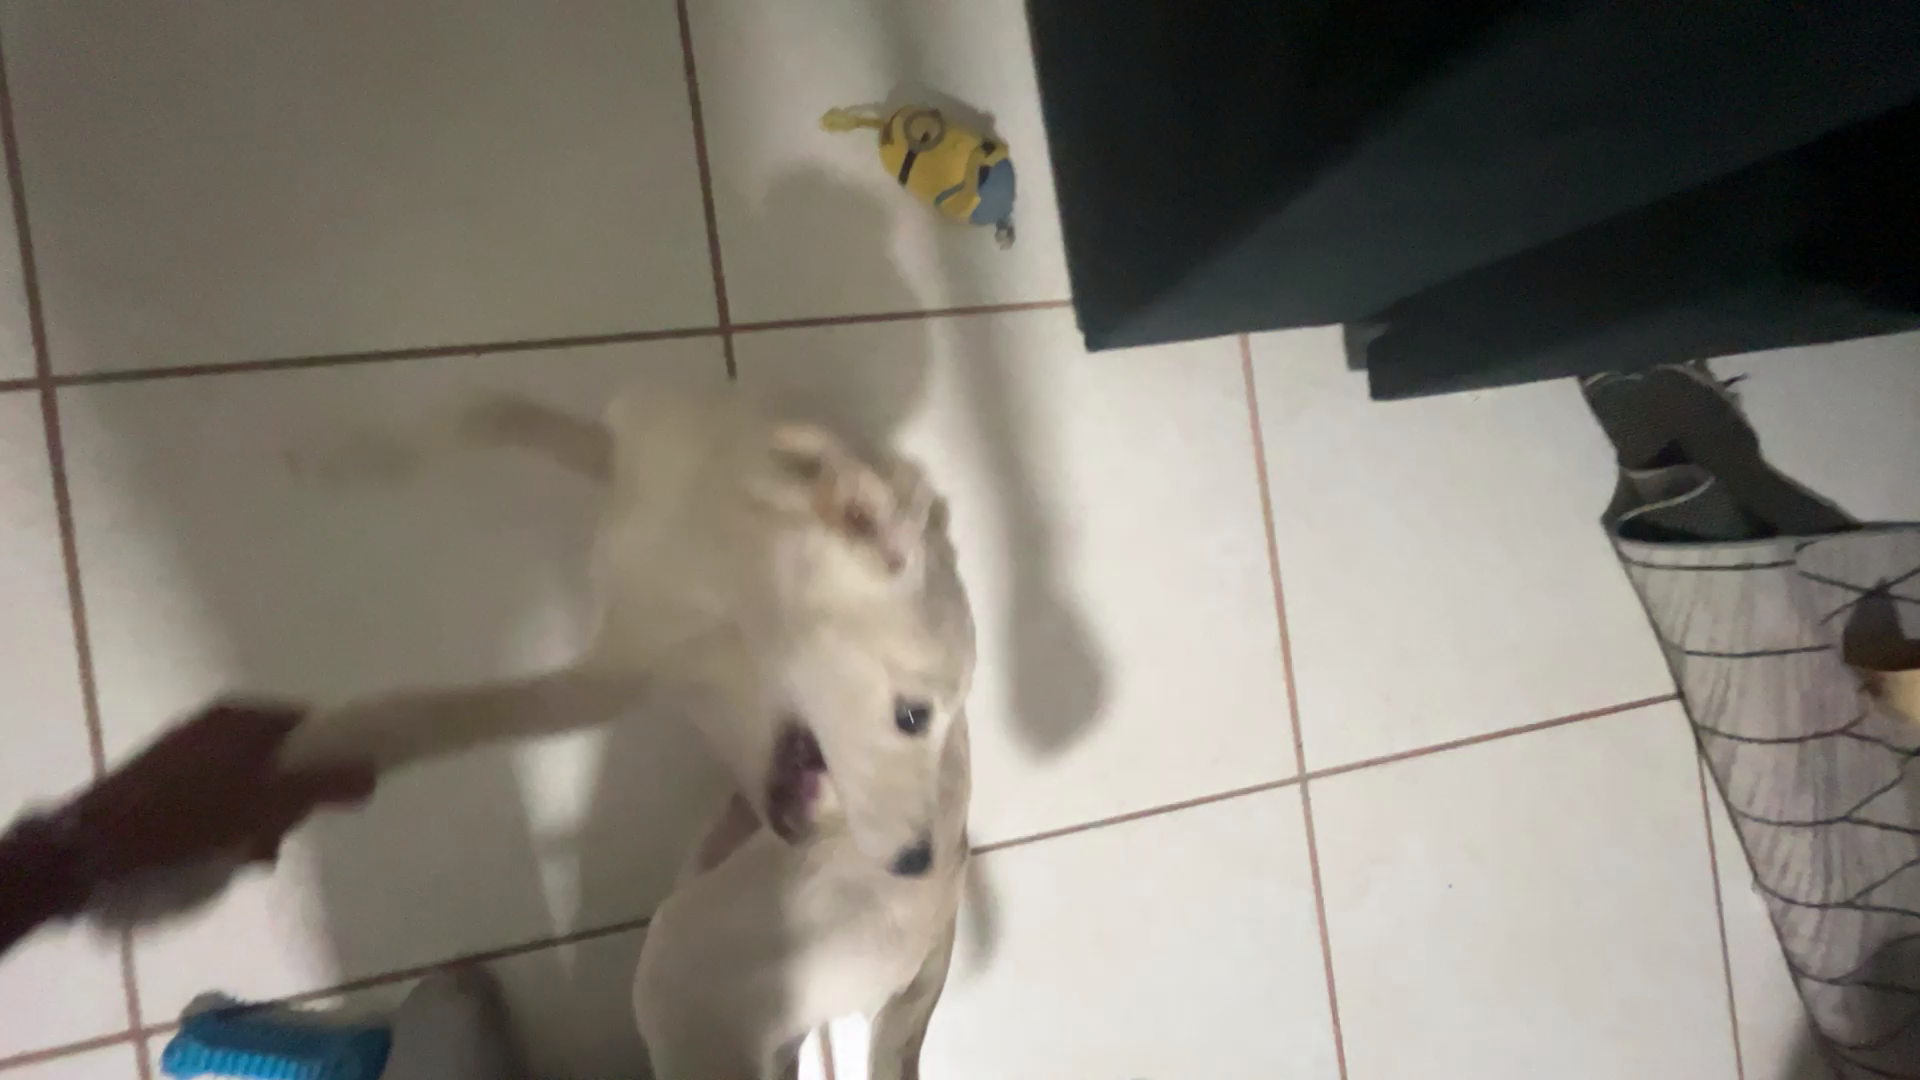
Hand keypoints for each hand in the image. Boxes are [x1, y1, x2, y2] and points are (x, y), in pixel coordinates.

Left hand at [73, 700, 376, 876]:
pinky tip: (219, 851)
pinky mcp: (154, 782)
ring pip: (248, 781)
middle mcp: (216, 724)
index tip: (329, 793)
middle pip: (282, 757)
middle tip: (285, 831)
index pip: (312, 727)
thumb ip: (332, 784)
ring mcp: (181, 751)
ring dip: (259, 817)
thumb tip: (375, 774)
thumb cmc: (192, 816)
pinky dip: (225, 820)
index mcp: (246, 715)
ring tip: (250, 854)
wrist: (82, 853)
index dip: (329, 759)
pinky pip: (213, 795)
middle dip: (290, 799)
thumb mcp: (274, 802)